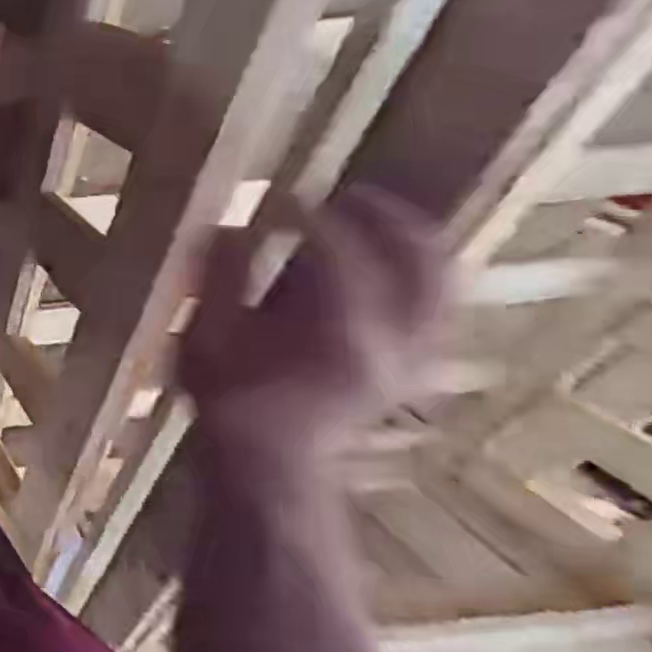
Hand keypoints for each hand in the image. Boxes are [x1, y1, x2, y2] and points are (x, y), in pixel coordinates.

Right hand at [179, 187, 447, 461]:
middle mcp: (393, 341)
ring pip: (442, 282)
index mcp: (336, 334)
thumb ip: (222, 279)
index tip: (281, 194)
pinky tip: (387, 257)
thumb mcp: (209, 335)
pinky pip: (440, 304)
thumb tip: (226, 227)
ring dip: (411, 240)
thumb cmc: (230, 396)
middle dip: (385, 218)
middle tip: (345, 192)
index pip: (340, 254)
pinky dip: (421, 270)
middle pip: (419, 262)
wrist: (272, 458)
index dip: (310, 216)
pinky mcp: (417, 364)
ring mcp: (415, 355)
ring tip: (372, 215)